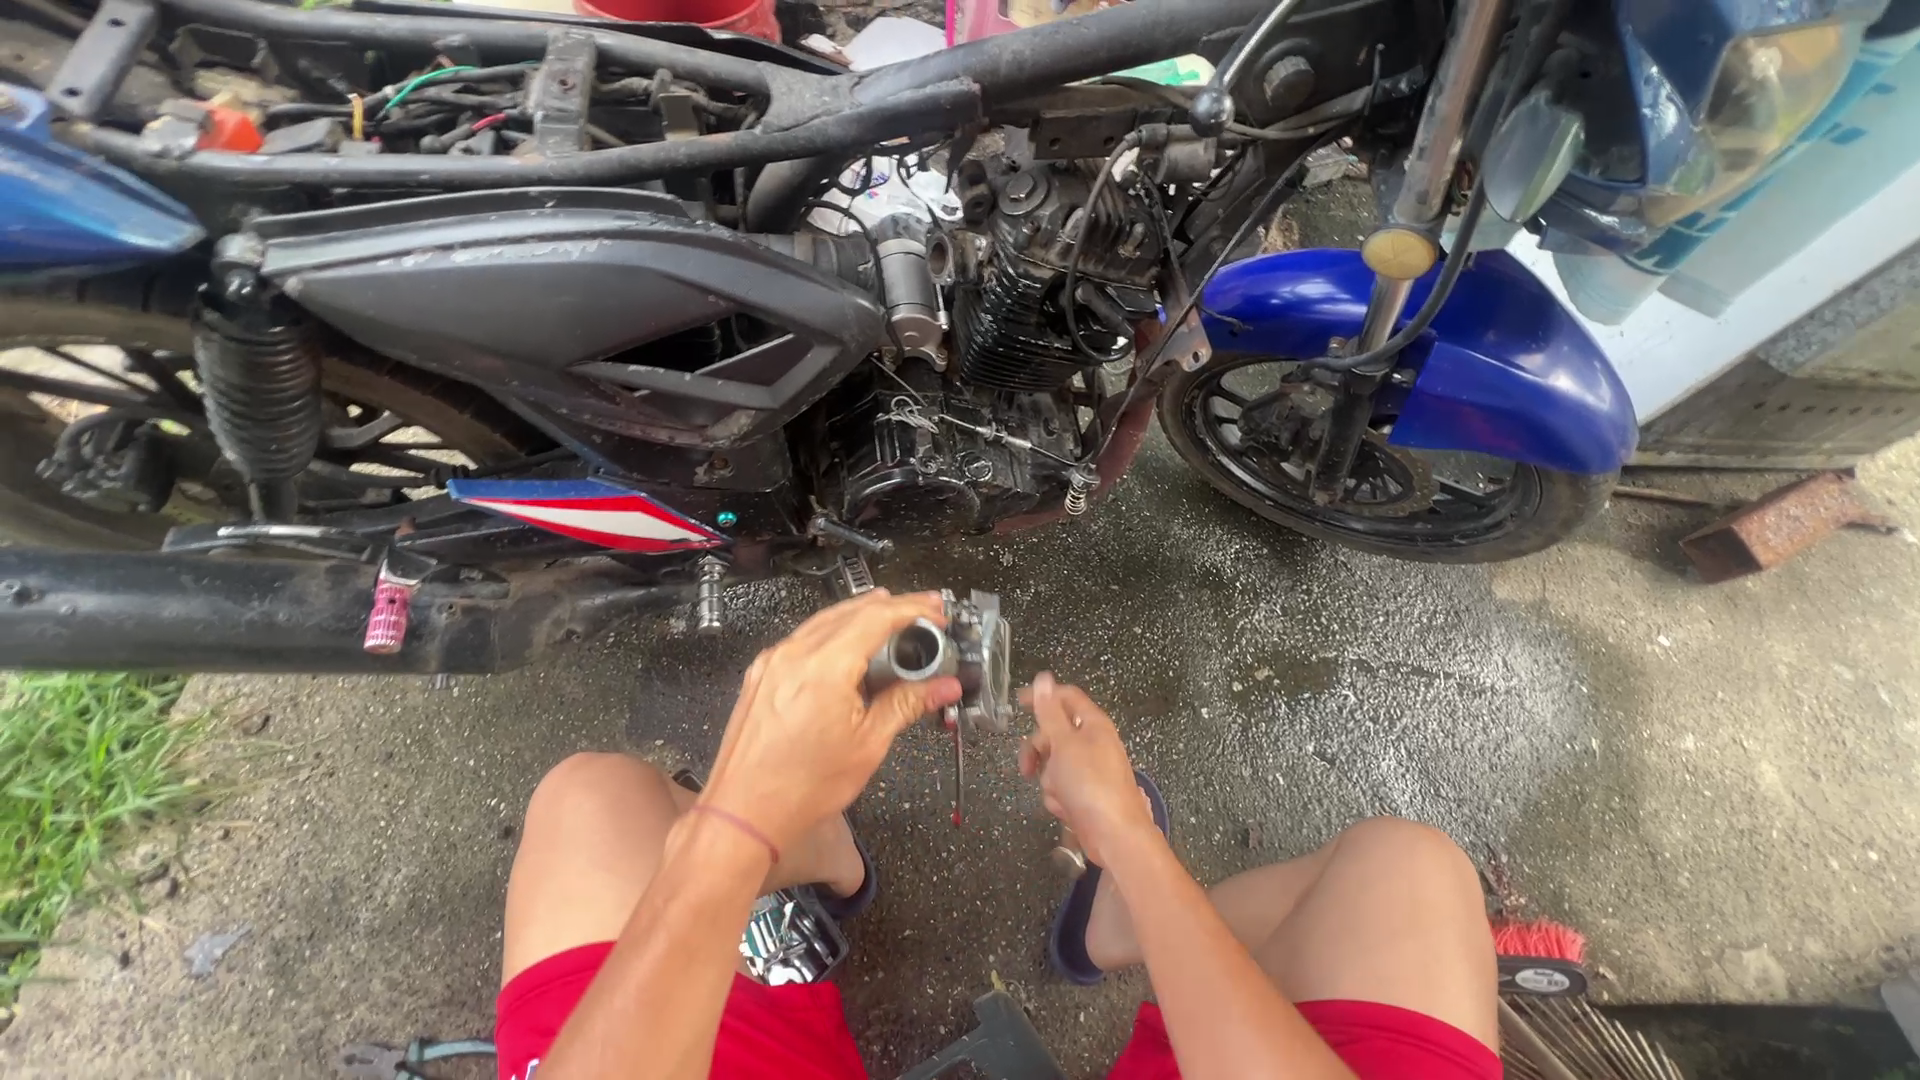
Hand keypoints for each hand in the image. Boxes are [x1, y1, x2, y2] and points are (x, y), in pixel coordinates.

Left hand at [702, 589, 962, 850]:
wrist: (744, 814)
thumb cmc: (800, 788)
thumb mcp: (869, 744)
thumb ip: (907, 703)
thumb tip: (942, 686)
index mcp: (824, 667)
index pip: (877, 617)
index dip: (913, 609)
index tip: (935, 613)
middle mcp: (794, 655)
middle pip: (852, 610)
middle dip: (892, 606)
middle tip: (923, 612)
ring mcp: (774, 662)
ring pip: (826, 620)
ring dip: (862, 614)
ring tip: (893, 622)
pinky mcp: (763, 674)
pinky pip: (804, 638)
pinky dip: (834, 632)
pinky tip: (849, 646)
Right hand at [1018, 672, 1157, 866]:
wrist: (1114, 835)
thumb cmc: (1090, 784)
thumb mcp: (1064, 743)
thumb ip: (1049, 711)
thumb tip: (1043, 678)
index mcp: (1093, 724)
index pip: (1066, 697)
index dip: (1043, 697)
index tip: (1019, 703)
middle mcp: (1093, 743)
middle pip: (1054, 734)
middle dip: (1039, 751)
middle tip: (1027, 766)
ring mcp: (1090, 770)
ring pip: (1054, 764)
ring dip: (1049, 779)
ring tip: (1059, 793)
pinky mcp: (1085, 794)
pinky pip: (1061, 787)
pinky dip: (1058, 797)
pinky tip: (1066, 808)